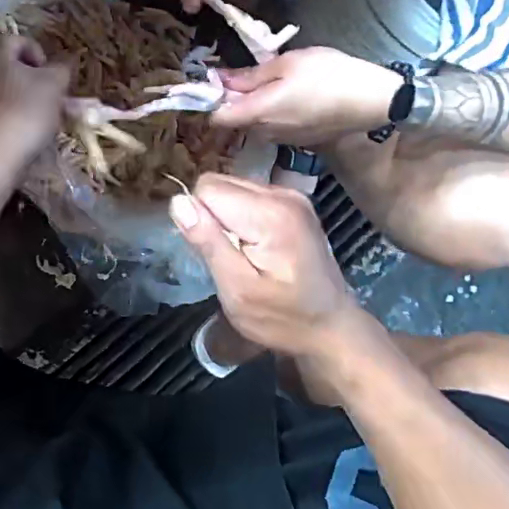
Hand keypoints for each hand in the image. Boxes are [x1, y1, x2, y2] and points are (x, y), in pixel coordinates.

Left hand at [0, 36, 71, 178]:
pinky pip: (7, 110)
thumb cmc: (26, 112)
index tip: (52, 74)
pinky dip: (23, 116)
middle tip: (55, 95)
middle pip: (16, 66)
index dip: (40, 52)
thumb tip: (64, 63)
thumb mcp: (54, 85)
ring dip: (34, 99)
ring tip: (49, 117)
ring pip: (13, 90)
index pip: (19, 40)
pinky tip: (33, 132)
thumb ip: (62, 68)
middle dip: (40, 79)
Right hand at [168, 174, 366, 357]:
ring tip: (243, 254)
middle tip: (228, 256)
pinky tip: (254, 246)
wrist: (331, 325)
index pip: (207, 189)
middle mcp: (283, 193)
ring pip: (232, 186)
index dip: (200, 220)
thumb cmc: (283, 318)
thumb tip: (178, 201)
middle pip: (219, 182)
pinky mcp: (294, 201)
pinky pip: (249, 195)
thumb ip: (208, 242)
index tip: (214, 253)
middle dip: (212, 216)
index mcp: (270, 213)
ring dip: (226, 217)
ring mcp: (292, 195)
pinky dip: (241, 217)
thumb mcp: (238, 290)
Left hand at [211, 48, 403, 144]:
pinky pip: (274, 128)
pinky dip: (272, 114)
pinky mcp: (299, 141)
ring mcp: (283, 140)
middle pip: (235, 121)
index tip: (216, 80)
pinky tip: (290, 96)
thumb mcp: (287, 63)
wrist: (372, 101)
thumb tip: (220, 79)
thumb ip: (250, 75)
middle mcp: (265, 133)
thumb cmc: (328, 76)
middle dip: (233, 100)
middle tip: (246, 73)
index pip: (216, 117)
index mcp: (258, 114)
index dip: (211, 99)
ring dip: (254, 106)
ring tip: (271, 82)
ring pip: (255, 125)